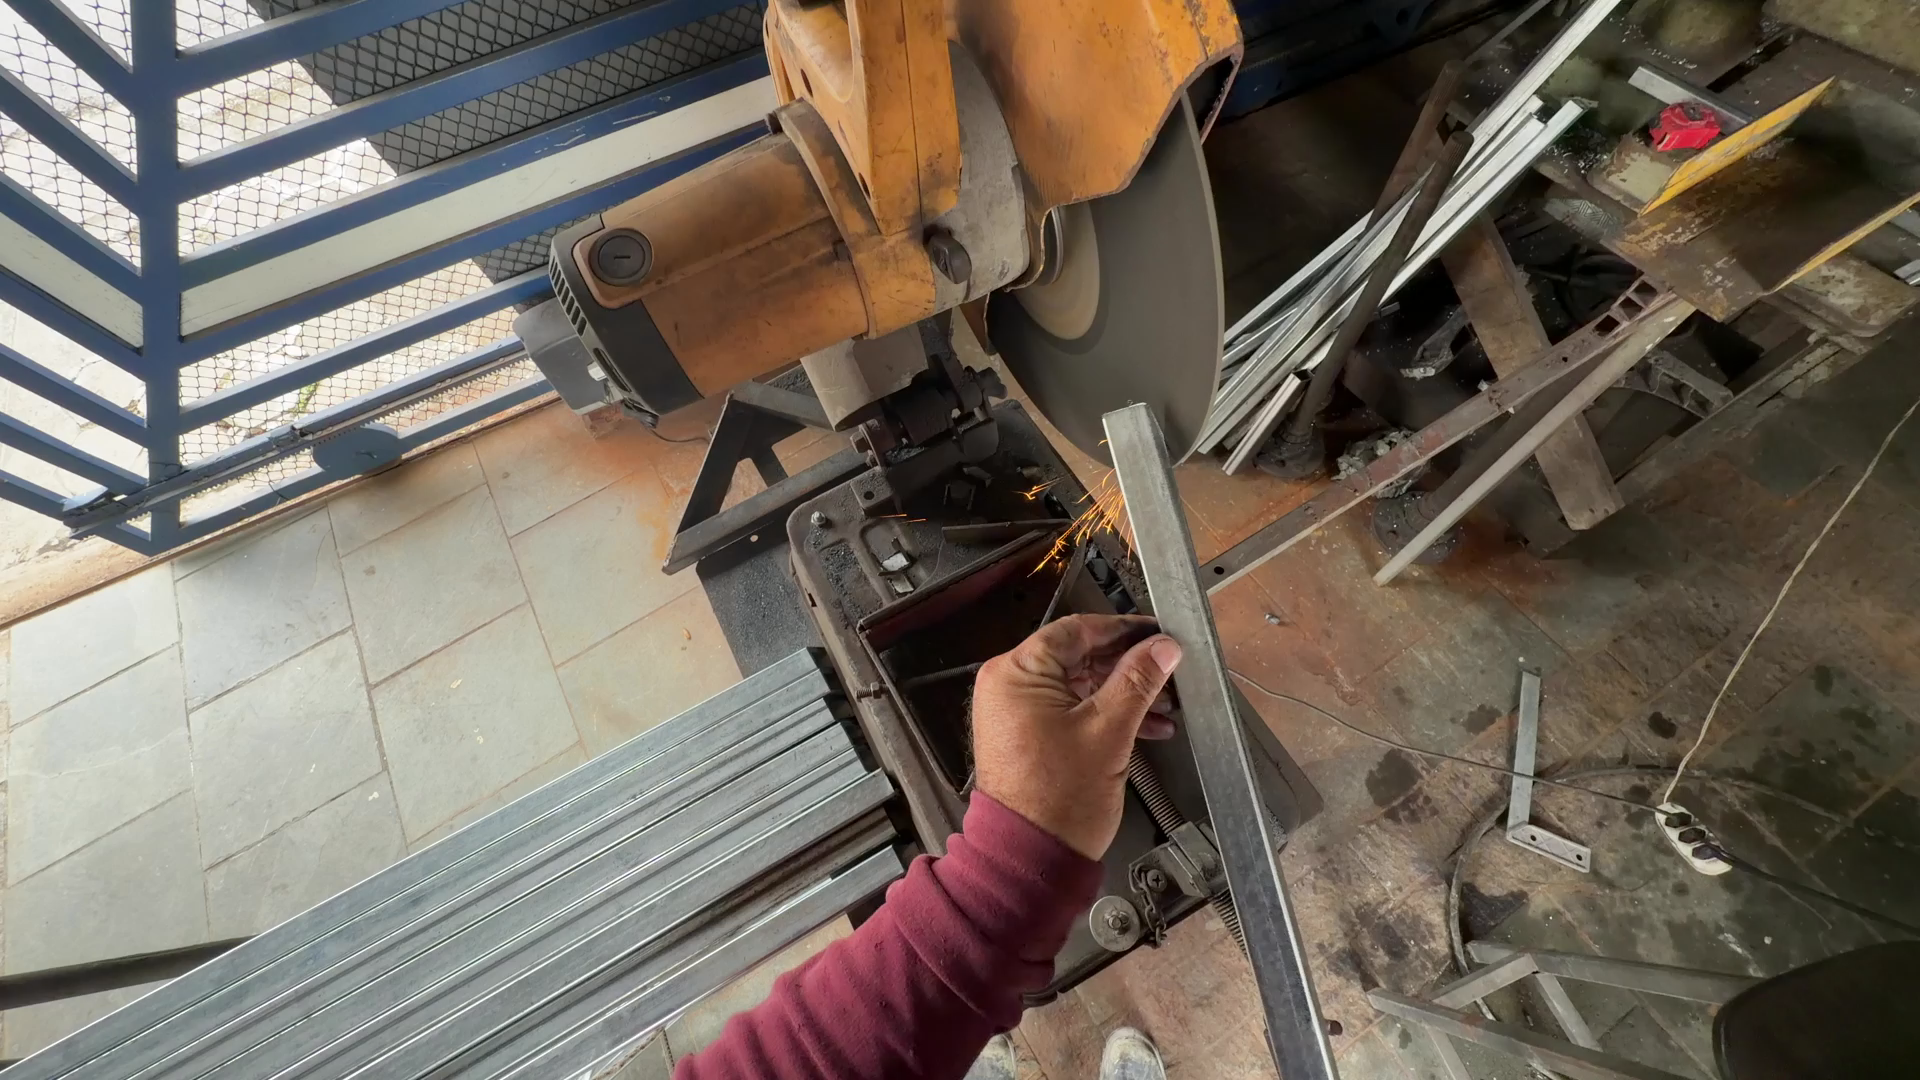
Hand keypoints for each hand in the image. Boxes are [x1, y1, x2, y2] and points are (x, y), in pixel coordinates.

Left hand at [970, 614, 1182, 858]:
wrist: (1030, 861)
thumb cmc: (1059, 800)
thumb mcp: (1108, 731)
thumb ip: (1137, 681)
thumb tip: (1162, 647)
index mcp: (1016, 672)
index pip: (1075, 631)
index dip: (1122, 629)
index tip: (1157, 632)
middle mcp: (1008, 684)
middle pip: (1078, 657)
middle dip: (1128, 666)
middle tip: (1168, 670)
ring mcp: (1016, 710)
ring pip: (1078, 686)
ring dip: (1123, 693)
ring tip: (1166, 706)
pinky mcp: (1027, 734)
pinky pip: (1070, 710)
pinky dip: (1105, 715)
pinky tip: (1147, 727)